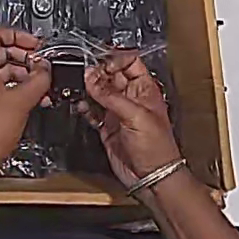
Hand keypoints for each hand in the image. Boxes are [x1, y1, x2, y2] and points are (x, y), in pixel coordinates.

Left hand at [0, 28, 49, 177]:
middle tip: (40, 62)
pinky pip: (1, 86)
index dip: (17, 35)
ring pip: (2, 70)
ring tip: (41, 81)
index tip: (33, 43)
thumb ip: (38, 80)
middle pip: (0, 52)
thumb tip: (46, 69)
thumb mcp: (21, 100)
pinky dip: (17, 87)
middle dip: (24, 56)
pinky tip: (34, 96)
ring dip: (23, 73)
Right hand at [80, 53, 181, 186]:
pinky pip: (93, 111)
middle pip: (111, 75)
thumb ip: (111, 96)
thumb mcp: (135, 116)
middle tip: (85, 74)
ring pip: (100, 92)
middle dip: (97, 73)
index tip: (99, 61)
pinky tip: (81, 105)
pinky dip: (85, 107)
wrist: (151, 178)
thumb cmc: (157, 148)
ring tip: (81, 88)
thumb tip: (91, 77)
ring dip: (89, 89)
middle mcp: (131, 97)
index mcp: (145, 89)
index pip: (129, 62)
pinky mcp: (108, 126)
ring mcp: (118, 112)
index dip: (114, 59)